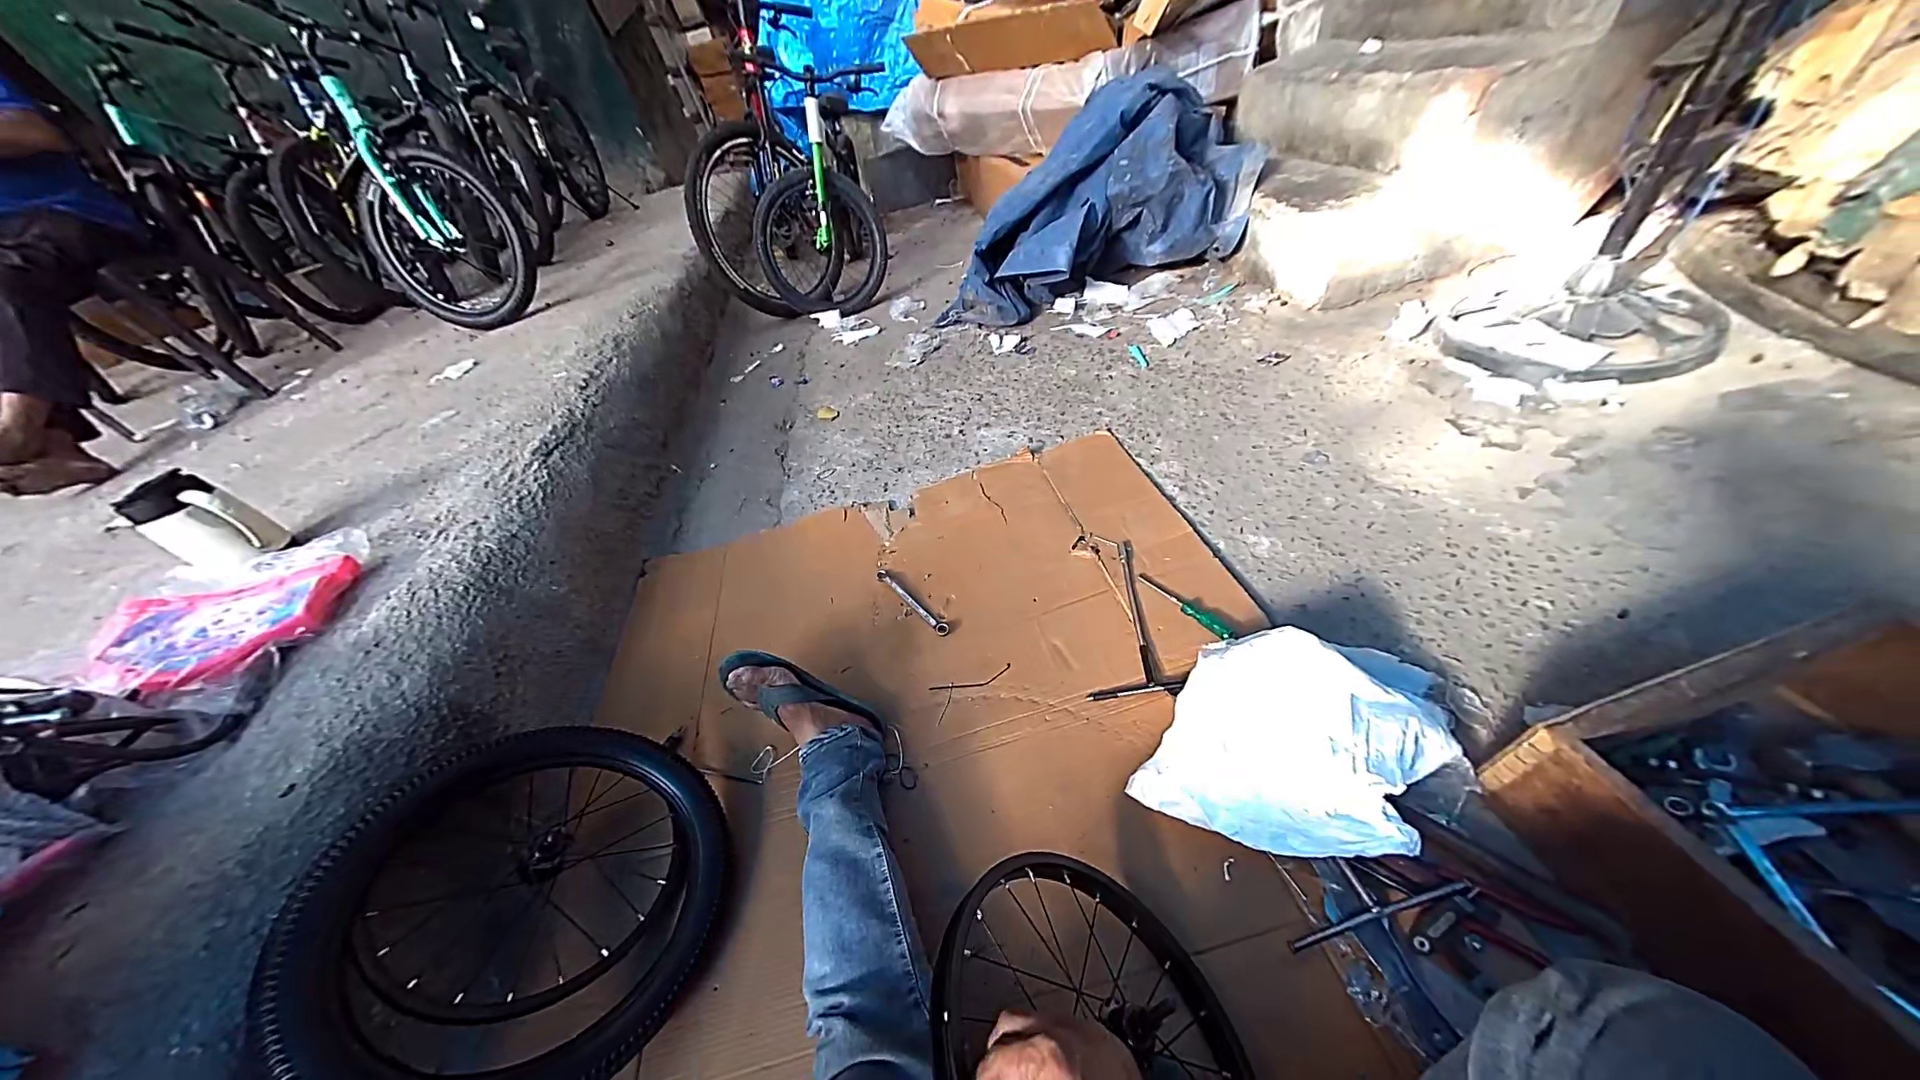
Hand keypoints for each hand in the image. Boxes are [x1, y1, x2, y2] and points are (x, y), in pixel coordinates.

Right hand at [975, 1011, 1140, 1079]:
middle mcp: (1067, 1033)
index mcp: (1045, 1057)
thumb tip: (996, 1074)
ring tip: (1027, 1068)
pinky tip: (1061, 1066)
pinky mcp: (1114, 1043)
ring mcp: (1093, 1032)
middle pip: (1013, 1021)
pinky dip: (1061, 1042)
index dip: (983, 1073)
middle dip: (1000, 1046)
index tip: (982, 1078)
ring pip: (1044, 1018)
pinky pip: (1076, 1028)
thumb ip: (1014, 1074)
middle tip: (997, 1071)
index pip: (993, 1058)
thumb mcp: (1040, 1078)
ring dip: (1030, 1039)